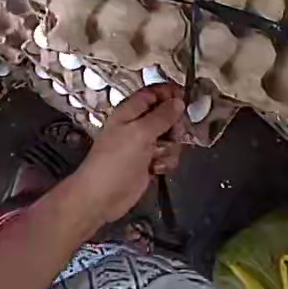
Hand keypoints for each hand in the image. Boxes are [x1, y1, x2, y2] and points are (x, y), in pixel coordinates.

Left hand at [56, 83, 186, 228]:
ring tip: (159, 156)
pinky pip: (167, 155)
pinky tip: (157, 169)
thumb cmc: (116, 161)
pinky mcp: (148, 163)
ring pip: (170, 137)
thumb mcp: (140, 133)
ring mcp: (143, 144)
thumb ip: (161, 116)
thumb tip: (178, 101)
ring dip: (171, 147)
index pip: (153, 93)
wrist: (102, 196)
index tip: (185, 99)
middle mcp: (137, 125)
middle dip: (174, 125)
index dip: (169, 93)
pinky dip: (166, 162)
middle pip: (166, 115)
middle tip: (175, 134)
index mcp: (130, 111)